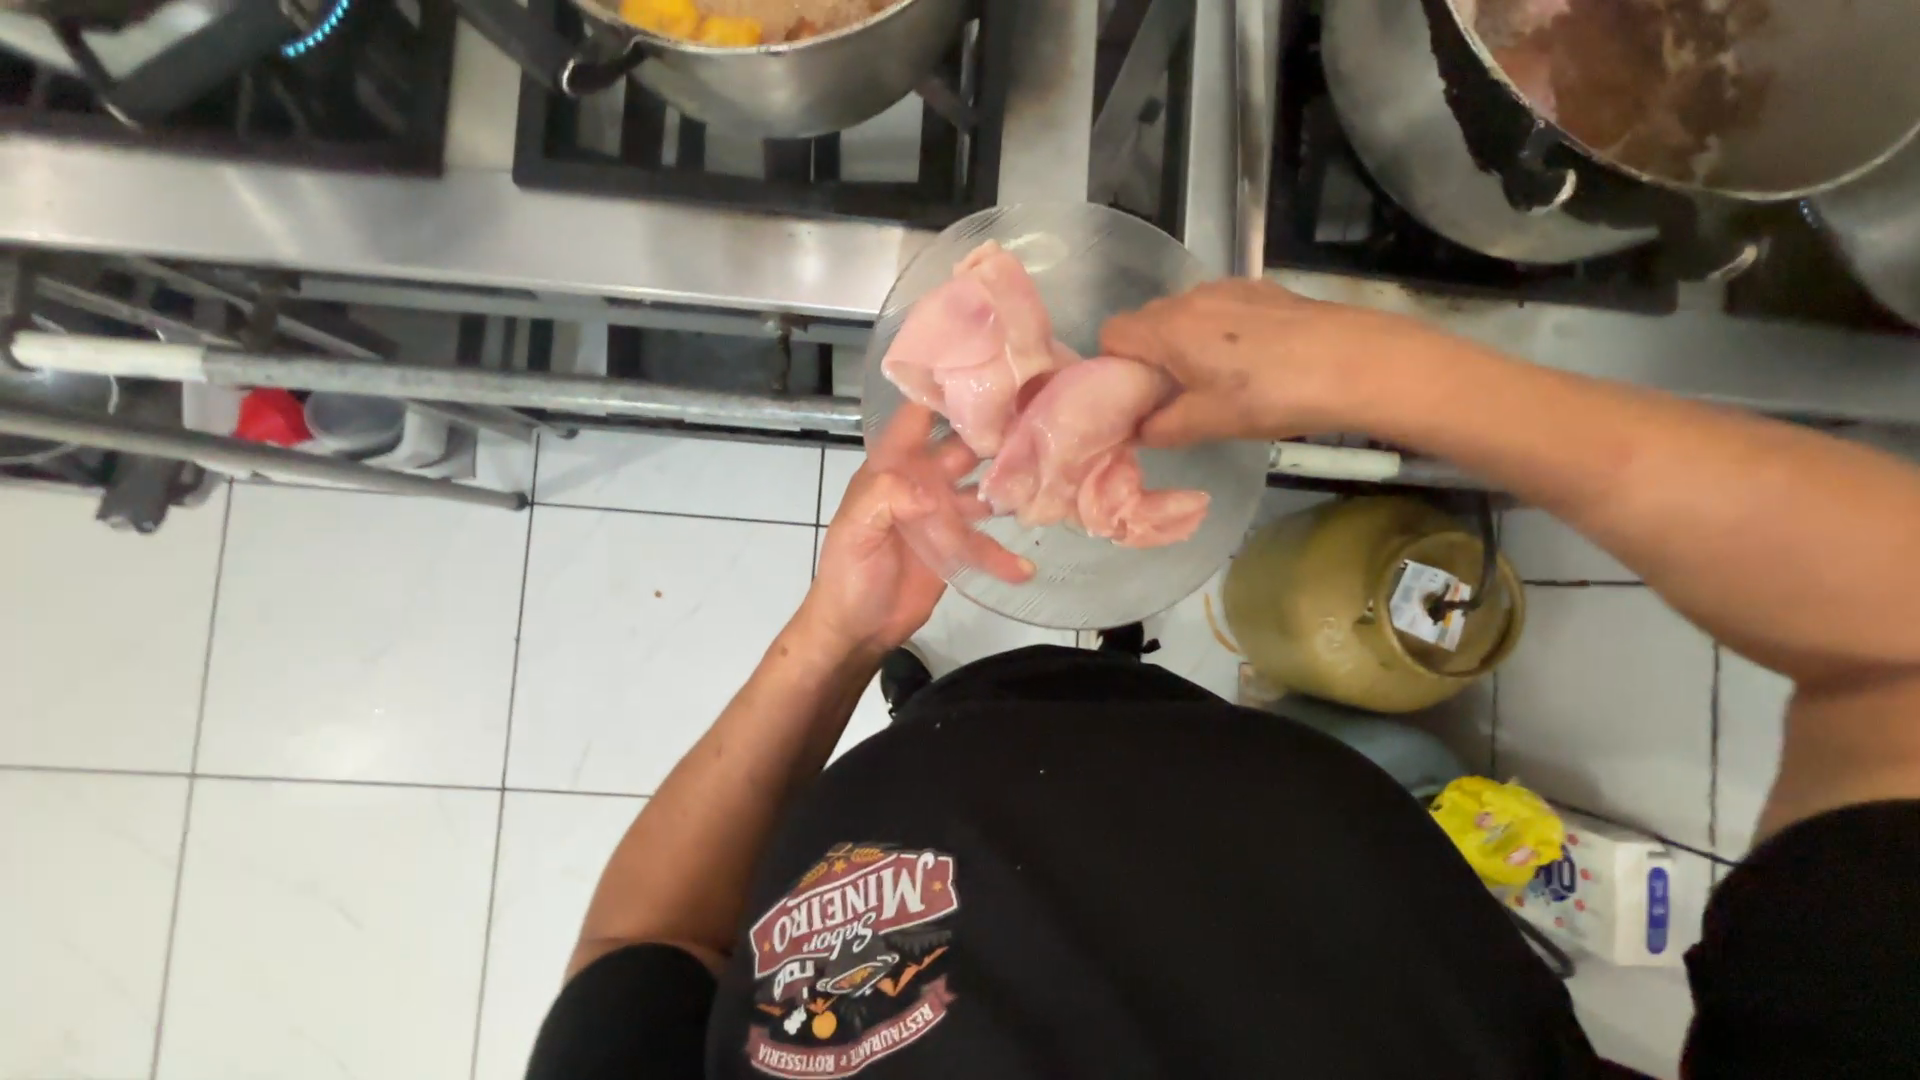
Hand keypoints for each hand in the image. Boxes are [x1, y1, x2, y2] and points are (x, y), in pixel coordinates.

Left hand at [800, 405, 1033, 658]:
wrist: (857, 628)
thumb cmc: (847, 574)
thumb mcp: (855, 531)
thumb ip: (885, 500)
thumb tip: (931, 493)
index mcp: (891, 470)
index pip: (916, 419)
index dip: (943, 394)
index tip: (983, 373)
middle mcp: (920, 484)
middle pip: (960, 450)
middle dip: (992, 436)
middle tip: (1037, 422)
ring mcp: (940, 516)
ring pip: (981, 493)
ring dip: (1007, 489)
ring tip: (1045, 480)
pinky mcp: (955, 549)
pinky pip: (985, 545)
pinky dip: (1004, 555)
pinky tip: (1026, 565)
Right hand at [1100, 280, 1407, 446]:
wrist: (1356, 363)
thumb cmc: (1271, 396)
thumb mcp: (1208, 423)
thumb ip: (1161, 427)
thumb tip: (1138, 430)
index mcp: (1168, 329)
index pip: (1111, 334)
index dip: (1115, 367)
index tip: (1137, 396)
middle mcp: (1190, 298)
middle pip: (1145, 322)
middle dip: (1149, 358)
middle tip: (1175, 396)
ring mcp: (1228, 289)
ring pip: (1182, 316)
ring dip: (1184, 345)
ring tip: (1217, 380)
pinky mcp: (1260, 290)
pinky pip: (1217, 309)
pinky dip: (1217, 333)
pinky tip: (1250, 361)